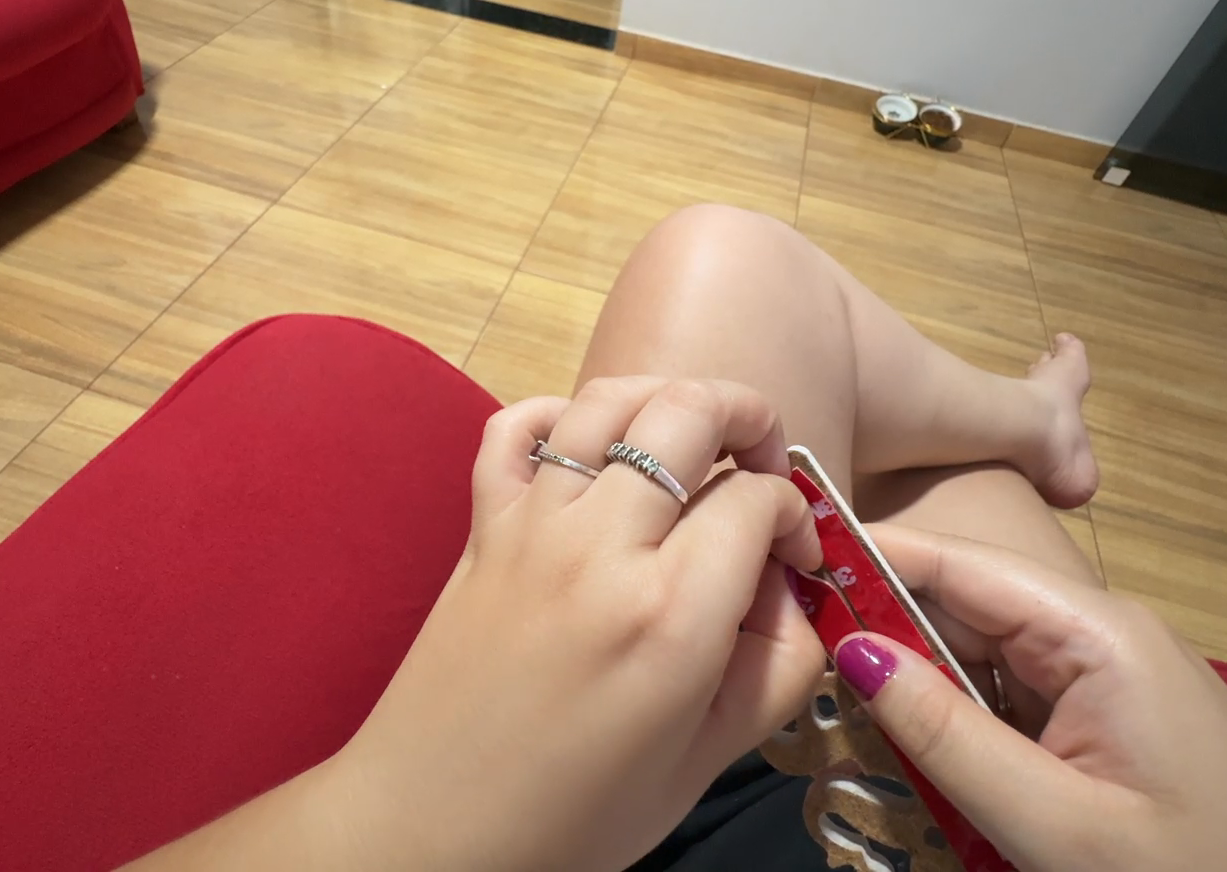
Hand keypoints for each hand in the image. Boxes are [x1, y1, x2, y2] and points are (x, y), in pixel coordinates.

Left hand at [317, 378, 825, 871]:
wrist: (432, 827)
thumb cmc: (578, 814)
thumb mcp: (707, 758)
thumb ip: (776, 663)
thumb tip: (791, 583)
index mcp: (670, 613)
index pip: (756, 500)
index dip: (795, 512)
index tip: (794, 550)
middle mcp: (599, 545)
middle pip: (689, 413)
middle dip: (750, 416)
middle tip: (763, 463)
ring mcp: (531, 524)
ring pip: (607, 401)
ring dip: (666, 399)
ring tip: (690, 437)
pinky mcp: (481, 524)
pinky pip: (512, 428)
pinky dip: (557, 414)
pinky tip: (588, 446)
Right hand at [836, 525, 1226, 871]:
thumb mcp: (1062, 828)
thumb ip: (947, 733)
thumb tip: (851, 647)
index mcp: (1096, 631)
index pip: (957, 564)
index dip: (870, 553)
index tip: (792, 557)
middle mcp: (1094, 630)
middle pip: (960, 603)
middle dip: (885, 628)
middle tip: (807, 655)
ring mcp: (1100, 670)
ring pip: (974, 648)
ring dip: (916, 678)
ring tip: (851, 706)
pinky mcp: (1099, 710)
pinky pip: (1002, 689)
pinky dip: (954, 711)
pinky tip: (921, 743)